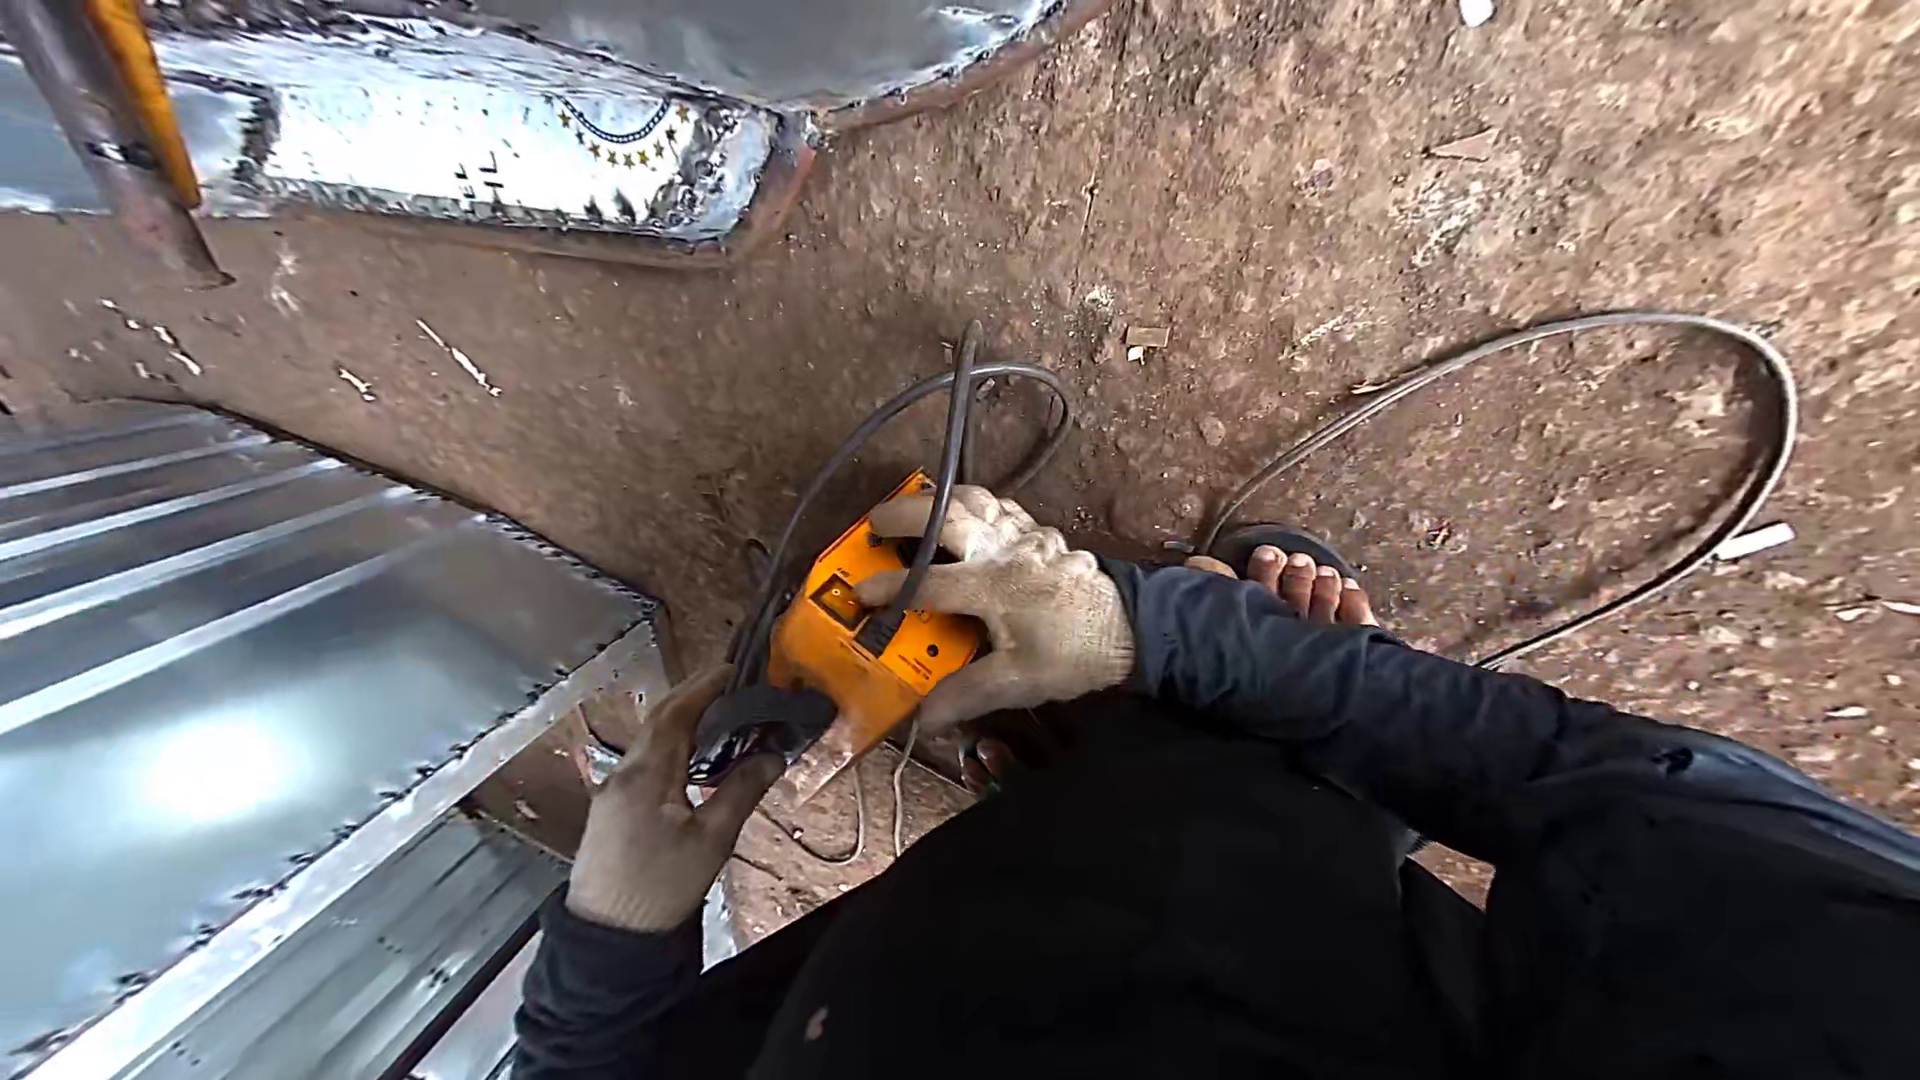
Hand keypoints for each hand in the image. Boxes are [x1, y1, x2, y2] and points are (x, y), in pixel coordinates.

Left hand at [567, 664, 784, 931]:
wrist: (606, 943)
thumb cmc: (662, 887)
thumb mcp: (712, 840)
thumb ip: (742, 791)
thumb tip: (775, 755)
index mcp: (645, 776)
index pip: (674, 715)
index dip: (703, 688)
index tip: (731, 670)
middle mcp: (623, 774)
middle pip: (658, 720)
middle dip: (692, 695)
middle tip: (728, 682)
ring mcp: (612, 791)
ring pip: (649, 740)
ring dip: (681, 718)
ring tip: (718, 711)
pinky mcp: (611, 809)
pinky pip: (645, 759)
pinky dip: (671, 742)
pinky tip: (693, 752)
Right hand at [855, 485, 1134, 731]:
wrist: (1133, 630)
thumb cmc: (1075, 654)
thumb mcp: (1018, 680)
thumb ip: (967, 694)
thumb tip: (924, 720)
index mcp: (995, 586)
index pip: (929, 583)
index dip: (890, 589)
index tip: (862, 594)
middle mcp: (1006, 551)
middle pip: (947, 517)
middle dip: (904, 516)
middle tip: (874, 525)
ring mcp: (1027, 536)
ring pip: (976, 500)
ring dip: (939, 499)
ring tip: (913, 507)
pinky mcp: (1043, 534)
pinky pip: (1002, 506)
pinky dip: (975, 503)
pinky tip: (965, 513)